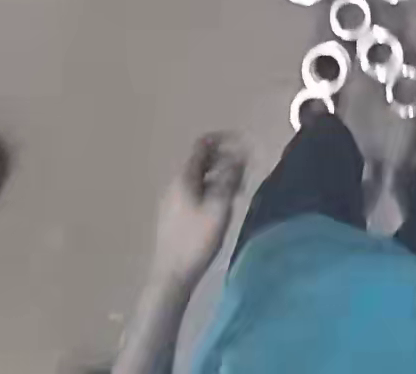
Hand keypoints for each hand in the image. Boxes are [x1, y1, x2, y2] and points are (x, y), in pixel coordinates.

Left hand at [148, 133, 247, 289]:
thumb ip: (230, 178)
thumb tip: (240, 155)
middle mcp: (175, 182)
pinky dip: (210, 188)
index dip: (223, 139)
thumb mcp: (219, 207)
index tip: (242, 143)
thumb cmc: (196, 240)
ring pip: (199, 176)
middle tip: (244, 170)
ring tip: (237, 190)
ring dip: (219, 175)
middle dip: (224, 159)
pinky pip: (194, 190)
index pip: (203, 144)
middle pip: (201, 160)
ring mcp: (172, 199)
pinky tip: (221, 206)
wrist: (171, 277)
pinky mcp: (173, 214)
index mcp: (184, 176)